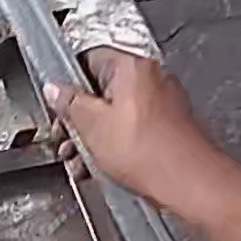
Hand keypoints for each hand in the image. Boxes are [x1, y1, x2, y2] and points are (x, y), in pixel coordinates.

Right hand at [43, 48, 239, 222]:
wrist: (185, 181)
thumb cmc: (147, 152)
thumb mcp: (91, 125)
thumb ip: (68, 103)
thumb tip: (54, 89)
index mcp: (132, 68)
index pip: (89, 59)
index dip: (67, 84)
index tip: (56, 105)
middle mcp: (151, 79)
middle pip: (100, 90)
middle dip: (77, 118)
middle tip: (65, 137)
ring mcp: (160, 103)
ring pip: (113, 114)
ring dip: (91, 137)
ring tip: (80, 159)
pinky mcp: (164, 127)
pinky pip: (129, 130)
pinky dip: (112, 146)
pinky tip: (100, 166)